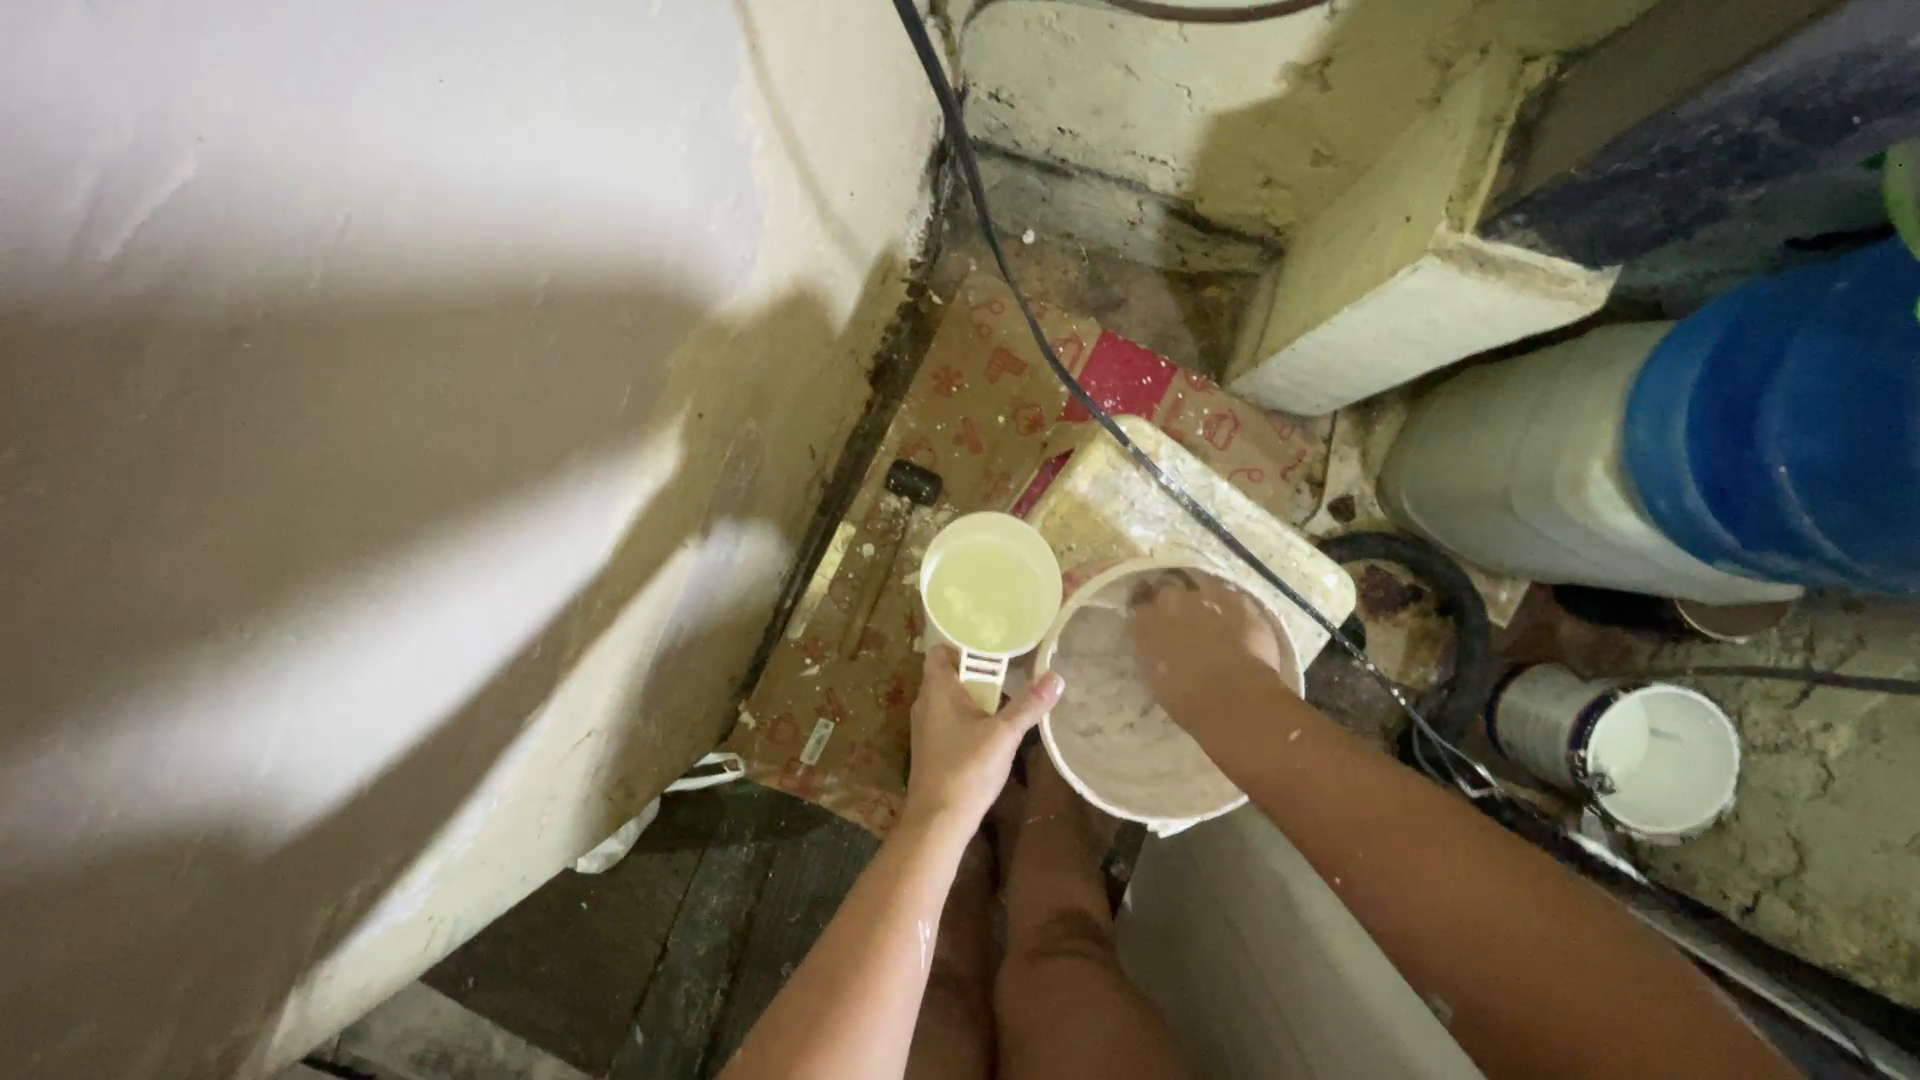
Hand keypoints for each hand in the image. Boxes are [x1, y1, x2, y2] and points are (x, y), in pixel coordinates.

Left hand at [905, 645, 1064, 827]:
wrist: (938, 820)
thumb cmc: (967, 769)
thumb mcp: (1004, 734)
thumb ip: (1029, 705)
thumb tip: (1056, 677)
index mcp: (937, 690)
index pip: (940, 651)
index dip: (963, 645)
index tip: (993, 649)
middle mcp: (925, 703)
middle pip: (948, 673)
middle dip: (978, 671)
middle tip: (1009, 670)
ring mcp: (925, 727)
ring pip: (949, 699)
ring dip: (975, 696)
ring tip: (1005, 696)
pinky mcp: (931, 748)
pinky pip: (949, 719)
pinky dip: (968, 717)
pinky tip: (990, 729)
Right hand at [1128, 568, 1288, 724]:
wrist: (1234, 697)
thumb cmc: (1188, 700)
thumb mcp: (1154, 674)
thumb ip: (1152, 648)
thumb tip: (1159, 641)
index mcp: (1144, 624)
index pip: (1137, 600)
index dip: (1144, 603)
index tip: (1149, 609)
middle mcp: (1169, 602)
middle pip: (1165, 584)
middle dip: (1169, 592)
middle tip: (1178, 607)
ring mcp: (1204, 596)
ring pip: (1196, 579)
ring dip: (1197, 588)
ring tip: (1206, 600)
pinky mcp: (1236, 598)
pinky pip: (1226, 589)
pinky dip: (1225, 597)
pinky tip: (1230, 608)